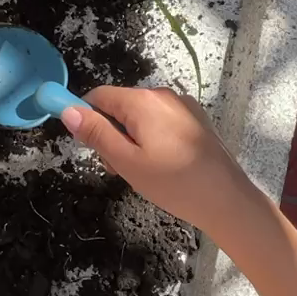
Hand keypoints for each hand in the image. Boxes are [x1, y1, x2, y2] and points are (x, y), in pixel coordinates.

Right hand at [61, 86, 260, 238]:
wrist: (228, 200)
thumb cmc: (173, 183)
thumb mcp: (126, 162)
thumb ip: (96, 134)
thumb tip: (68, 110)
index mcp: (142, 101)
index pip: (98, 96)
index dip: (85, 116)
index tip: (87, 145)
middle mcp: (162, 94)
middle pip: (120, 106)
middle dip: (111, 133)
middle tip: (119, 168)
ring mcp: (182, 105)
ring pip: (141, 116)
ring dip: (131, 138)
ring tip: (144, 172)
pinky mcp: (196, 119)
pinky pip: (161, 121)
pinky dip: (153, 138)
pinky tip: (165, 166)